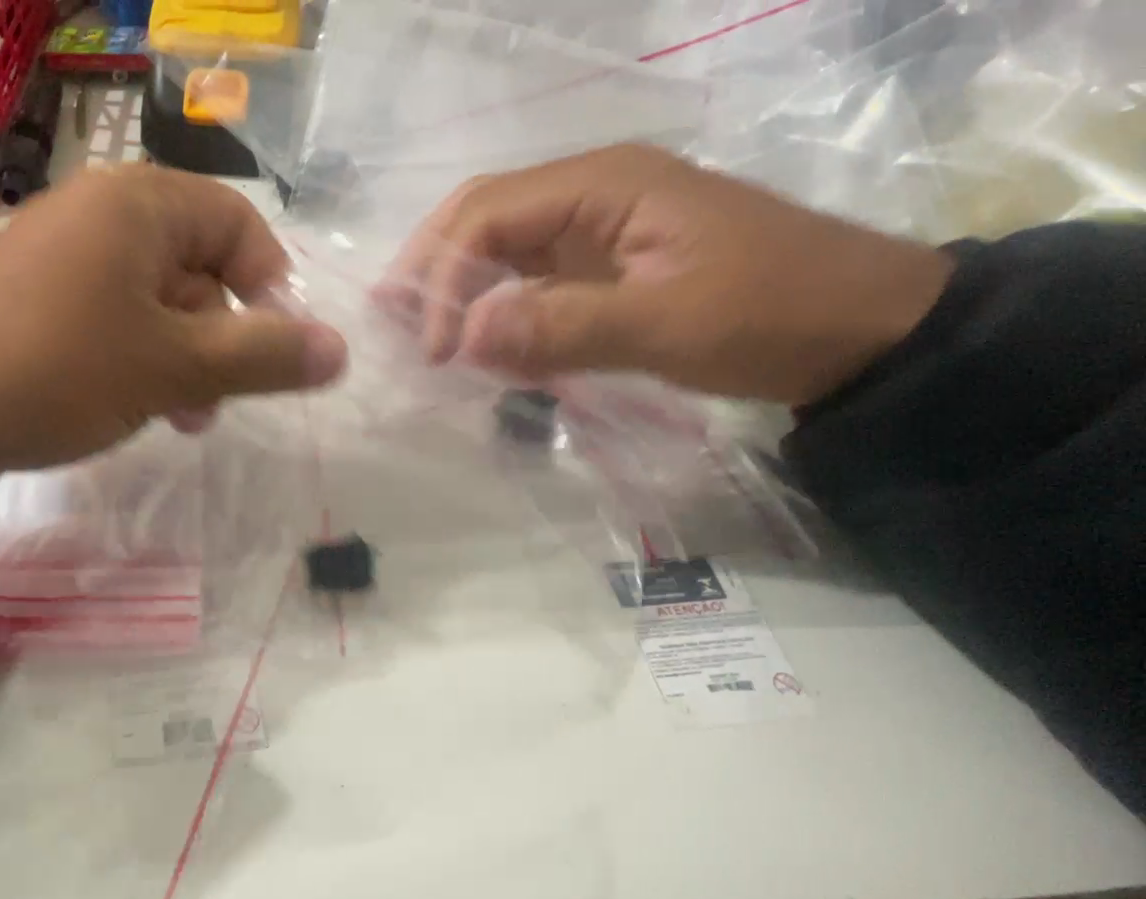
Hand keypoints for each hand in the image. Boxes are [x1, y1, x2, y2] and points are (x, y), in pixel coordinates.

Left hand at [0, 166, 346, 487]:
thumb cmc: (57, 371)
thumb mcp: (171, 368)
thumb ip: (260, 356)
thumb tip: (342, 350)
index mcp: (137, 203)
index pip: (239, 223)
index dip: (270, 287)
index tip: (274, 354)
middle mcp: (97, 212)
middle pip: (193, 262)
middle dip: (218, 335)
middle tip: (213, 404)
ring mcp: (55, 252)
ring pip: (147, 297)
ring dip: (176, 356)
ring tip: (172, 417)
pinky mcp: (25, 294)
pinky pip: (101, 314)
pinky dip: (127, 355)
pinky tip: (119, 404)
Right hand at [376, 144, 954, 405]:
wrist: (866, 329)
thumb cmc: (774, 317)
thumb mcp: (669, 325)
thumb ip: (563, 328)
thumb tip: (464, 340)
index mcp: (605, 185)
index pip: (488, 215)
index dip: (445, 278)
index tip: (435, 352)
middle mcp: (595, 191)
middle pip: (483, 214)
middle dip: (432, 268)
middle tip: (392, 324)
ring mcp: (603, 226)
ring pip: (502, 243)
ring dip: (458, 284)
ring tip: (422, 333)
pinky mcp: (613, 261)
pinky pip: (533, 275)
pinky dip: (498, 305)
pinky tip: (483, 342)